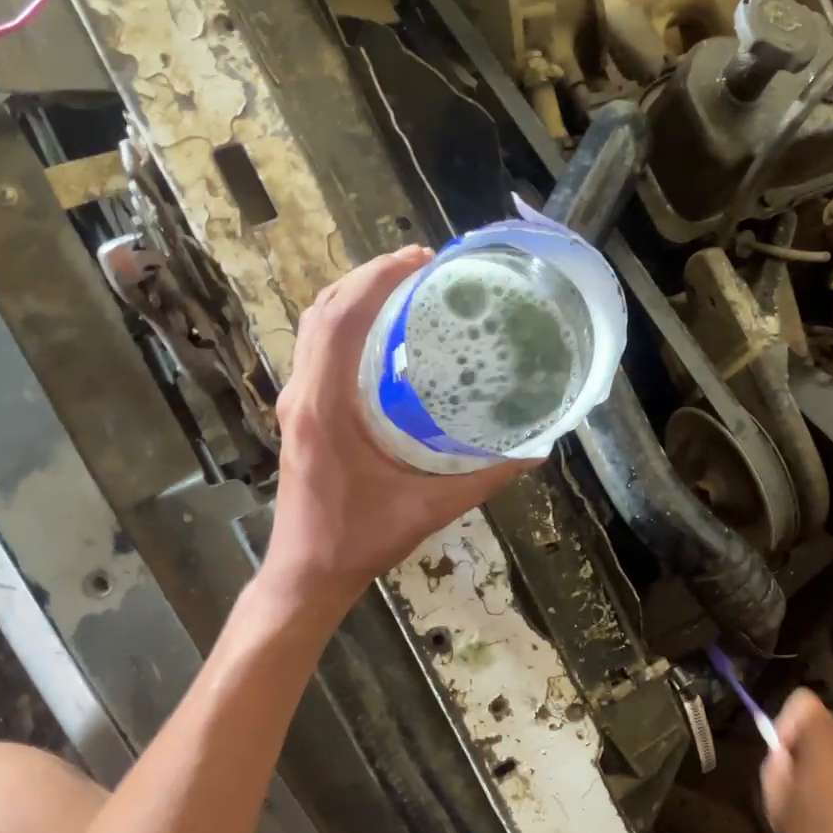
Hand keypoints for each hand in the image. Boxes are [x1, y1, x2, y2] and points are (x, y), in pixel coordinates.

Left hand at [262, 247, 531, 617]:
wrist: (307, 572)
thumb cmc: (361, 540)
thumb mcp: (430, 508)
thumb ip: (484, 478)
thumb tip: (536, 452)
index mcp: (325, 408)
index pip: (340, 321)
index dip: (377, 280)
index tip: (420, 260)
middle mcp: (303, 396)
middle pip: (323, 311)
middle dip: (369, 278)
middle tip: (421, 267)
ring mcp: (296, 404)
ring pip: (315, 328)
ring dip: (355, 298)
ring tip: (405, 289)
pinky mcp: (301, 415)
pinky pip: (319, 351)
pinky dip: (347, 326)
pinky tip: (386, 337)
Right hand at [762, 689, 832, 832]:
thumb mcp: (777, 807)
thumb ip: (774, 766)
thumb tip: (780, 751)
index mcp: (824, 741)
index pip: (802, 700)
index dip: (785, 721)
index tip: (780, 755)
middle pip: (821, 718)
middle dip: (802, 739)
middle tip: (791, 779)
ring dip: (820, 756)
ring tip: (810, 797)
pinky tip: (832, 809)